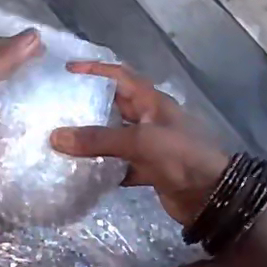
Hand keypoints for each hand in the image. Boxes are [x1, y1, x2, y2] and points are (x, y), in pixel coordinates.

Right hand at [50, 62, 229, 222]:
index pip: (120, 76)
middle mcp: (149, 119)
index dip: (94, 70)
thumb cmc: (181, 157)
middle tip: (55, 108)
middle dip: (86, 106)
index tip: (66, 70)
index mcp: (152, 101)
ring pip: (113, 137)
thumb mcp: (140, 141)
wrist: (211, 196)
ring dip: (91, 140)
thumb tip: (55, 137)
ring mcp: (149, 146)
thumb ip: (98, 139)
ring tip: (60, 140)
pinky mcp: (148, 169)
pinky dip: (101, 168)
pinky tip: (80, 172)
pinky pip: (118, 164)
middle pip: (113, 106)